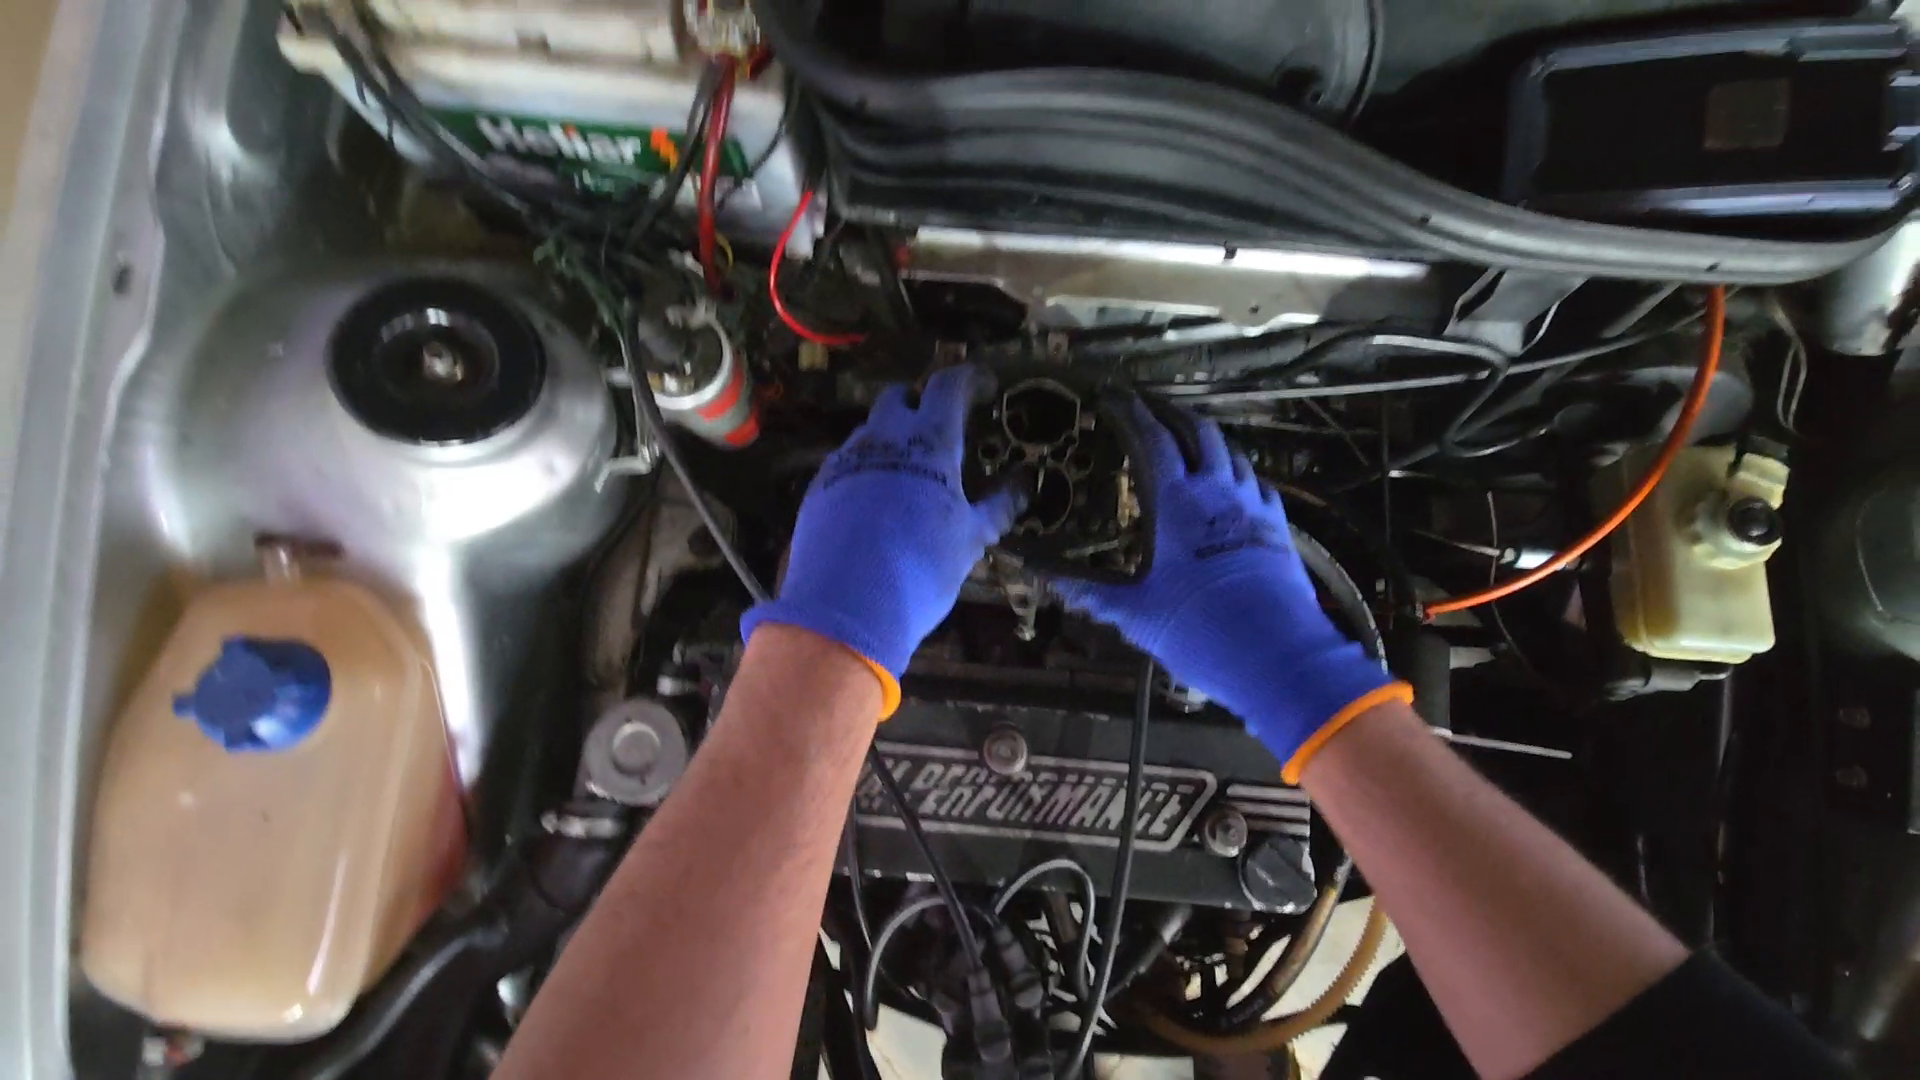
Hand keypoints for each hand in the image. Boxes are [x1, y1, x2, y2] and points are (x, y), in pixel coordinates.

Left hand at [740, 365, 1021, 715]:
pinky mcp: (819, 485)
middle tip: (940, 429)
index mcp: (929, 440)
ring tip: (907, 473)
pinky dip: (866, 467)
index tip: (985, 387)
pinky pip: (847, 460)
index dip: (970, 379)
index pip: (949, 385)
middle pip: (900, 397)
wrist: (847, 607)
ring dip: (891, 436)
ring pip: (870, 429)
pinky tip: (874, 501)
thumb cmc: (923, 567)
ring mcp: (845, 458)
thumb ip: (999, 505)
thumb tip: (1025, 482)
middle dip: (921, 403)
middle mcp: (883, 436)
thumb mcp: (972, 539)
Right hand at [1054, 400, 1409, 780]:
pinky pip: (1254, 480)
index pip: (1152, 438)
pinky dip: (1233, 468)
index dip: (1131, 410)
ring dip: (1204, 436)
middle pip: (1198, 430)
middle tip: (1147, 404)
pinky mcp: (1278, 525)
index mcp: (1178, 502)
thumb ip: (1085, 589)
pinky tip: (1227, 482)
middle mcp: (1218, 490)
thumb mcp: (1134, 612)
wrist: (1281, 657)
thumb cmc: (1198, 630)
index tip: (1111, 393)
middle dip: (1170, 410)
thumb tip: (1033, 571)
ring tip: (1183, 436)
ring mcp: (1254, 505)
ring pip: (1230, 451)